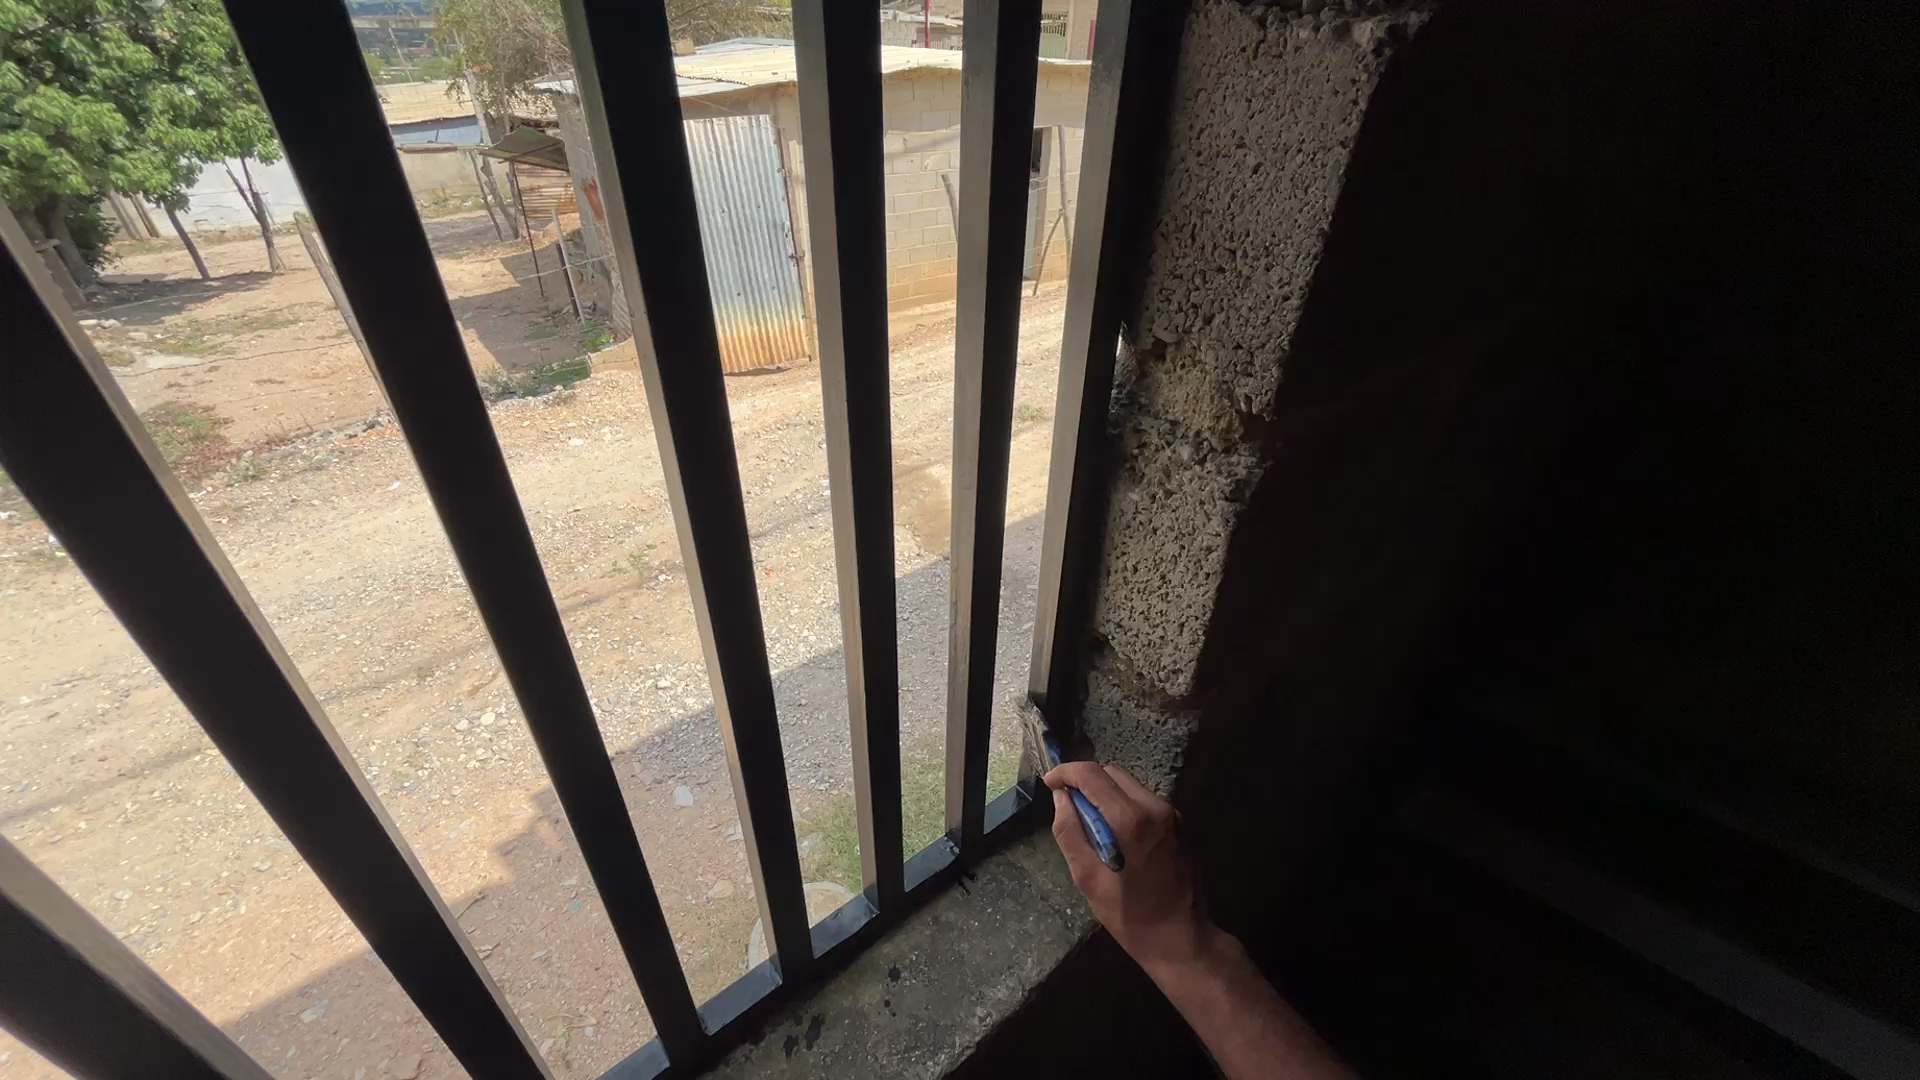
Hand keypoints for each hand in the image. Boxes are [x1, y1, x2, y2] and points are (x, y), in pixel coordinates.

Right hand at [1045, 761, 1207, 971]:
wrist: (1185, 941)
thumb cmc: (1133, 917)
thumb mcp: (1089, 880)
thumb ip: (1070, 833)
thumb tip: (1060, 798)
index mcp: (1132, 820)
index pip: (1092, 775)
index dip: (1066, 772)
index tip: (1050, 783)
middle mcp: (1155, 807)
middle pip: (1111, 773)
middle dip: (1084, 782)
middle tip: (1068, 806)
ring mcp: (1171, 813)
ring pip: (1127, 783)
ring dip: (1103, 792)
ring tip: (1089, 822)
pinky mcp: (1178, 822)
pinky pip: (1141, 798)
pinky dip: (1121, 803)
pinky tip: (1114, 832)